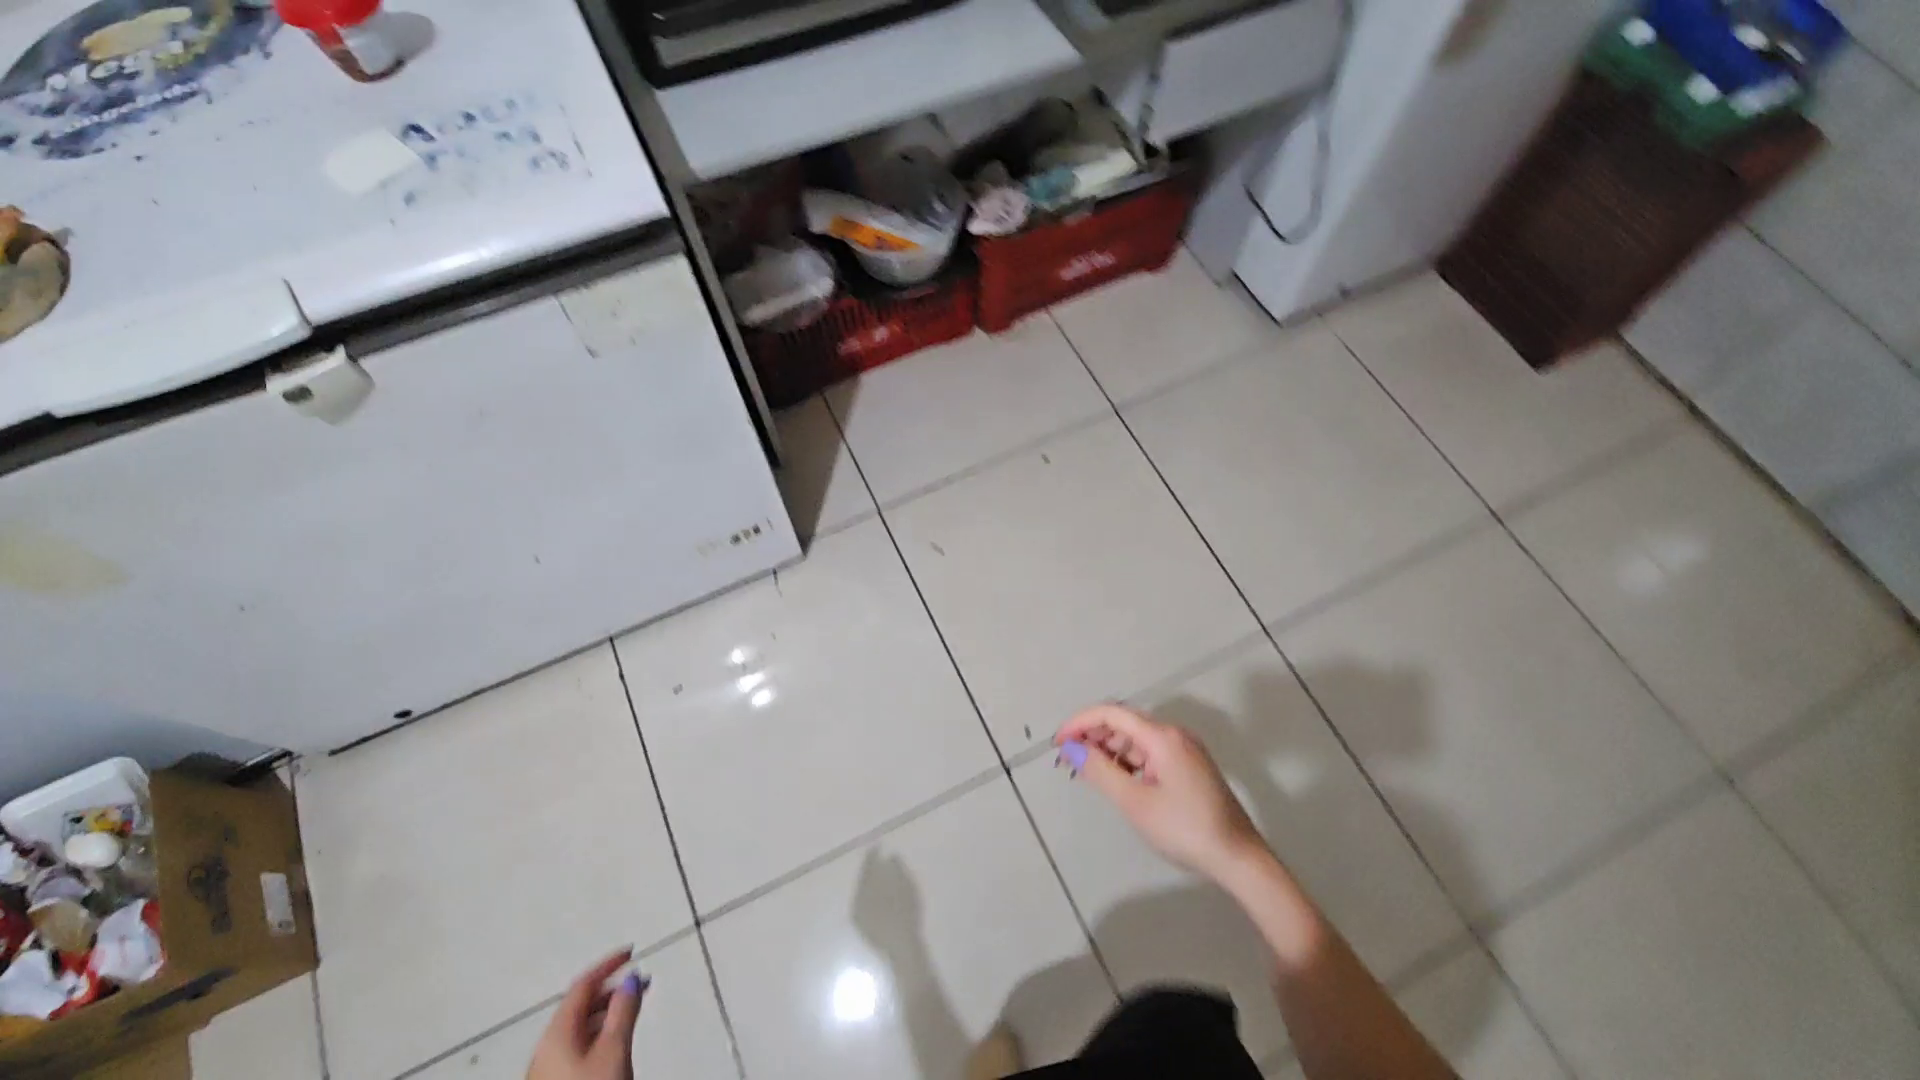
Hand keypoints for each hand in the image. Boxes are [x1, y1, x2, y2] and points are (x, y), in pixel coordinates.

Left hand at [528, 949, 648, 1079]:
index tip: (632, 951)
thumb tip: (630, 979)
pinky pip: (578, 1044)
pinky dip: (600, 1030)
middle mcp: (548, 1046)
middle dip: (611, 987)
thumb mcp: (615, 1050)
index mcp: (557, 1032)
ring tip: (635, 1005)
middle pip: (579, 1005)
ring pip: (579, 1026)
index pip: (582, 985)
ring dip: (607, 1009)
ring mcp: (548, 1067)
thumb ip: (624, 1011)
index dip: (608, 964)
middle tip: (641, 980)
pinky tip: (616, 1037)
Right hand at [1058, 704, 1266, 881]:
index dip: (1080, 723)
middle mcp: (1174, 735)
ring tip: (1085, 772)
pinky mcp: (1189, 767)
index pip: (1112, 713)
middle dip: (1092, 737)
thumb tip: (1072, 749)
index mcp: (1162, 737)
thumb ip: (1100, 771)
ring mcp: (1184, 750)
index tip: (1058, 743)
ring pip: (1136, 739)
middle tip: (1067, 761)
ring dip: (1108, 750)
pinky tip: (1115, 780)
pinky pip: (1150, 753)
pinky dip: (1128, 762)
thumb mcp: (1135, 802)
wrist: (1237, 857)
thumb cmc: (1184, 829)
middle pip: (1124, 723)